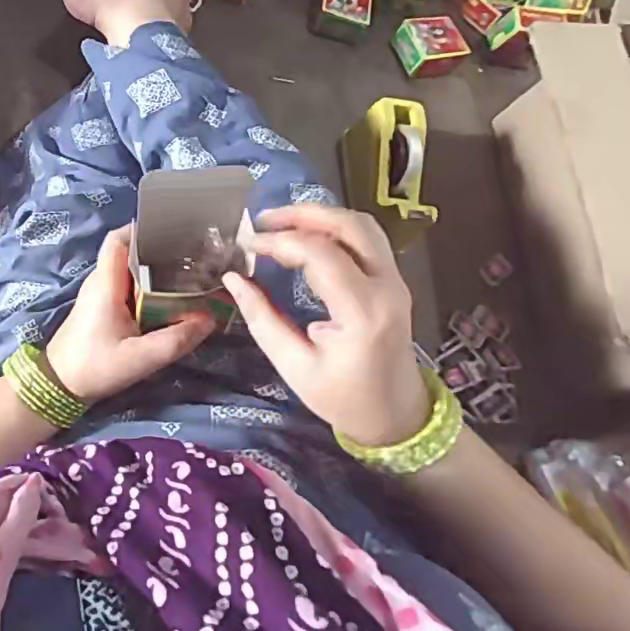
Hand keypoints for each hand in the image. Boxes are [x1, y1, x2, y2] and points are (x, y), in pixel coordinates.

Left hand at [45, 225, 215, 400]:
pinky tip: (170, 299)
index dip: (143, 229)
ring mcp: (100, 295)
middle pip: (131, 252)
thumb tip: (209, 320)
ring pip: (131, 271)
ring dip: (156, 272)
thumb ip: (175, 340)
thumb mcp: (139, 358)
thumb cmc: (93, 367)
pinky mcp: (102, 309)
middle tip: (194, 257)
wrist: (58, 386)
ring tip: (189, 275)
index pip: (119, 239)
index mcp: (106, 284)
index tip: (174, 231)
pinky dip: (149, 289)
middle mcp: (101, 282)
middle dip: (160, 251)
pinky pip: (128, 288)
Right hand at [221, 205, 431, 445]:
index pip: (320, 254)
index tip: (247, 246)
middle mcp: (386, 287)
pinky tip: (307, 237)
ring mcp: (396, 281)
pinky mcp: (394, 282)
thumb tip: (234, 279)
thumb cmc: (343, 398)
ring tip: (281, 224)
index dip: (279, 241)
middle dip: (303, 214)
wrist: (396, 416)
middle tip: (263, 221)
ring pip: (362, 226)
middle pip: (349, 225)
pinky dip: (335, 229)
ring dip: (320, 216)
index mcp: (362, 312)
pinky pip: (367, 240)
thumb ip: (262, 319)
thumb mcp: (294, 366)